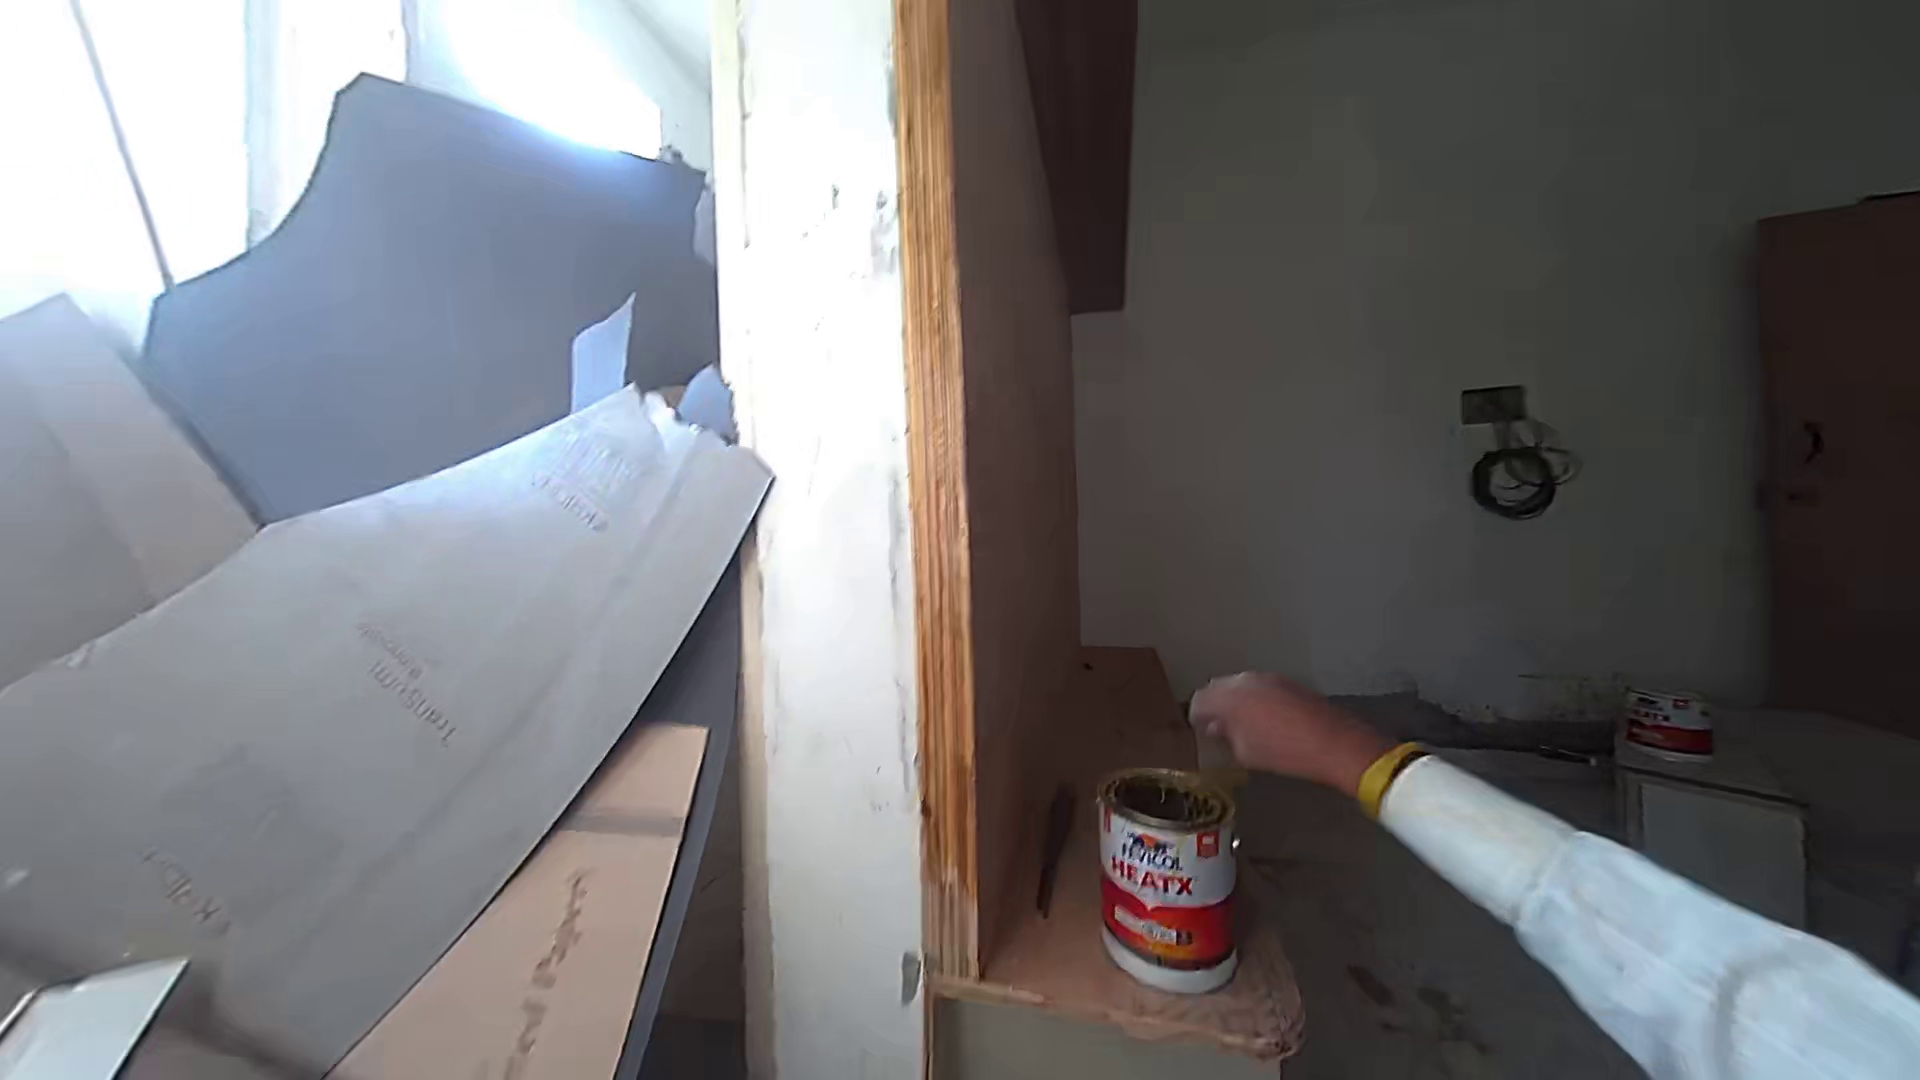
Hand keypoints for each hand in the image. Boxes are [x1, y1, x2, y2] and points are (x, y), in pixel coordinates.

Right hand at [1189, 673, 1392, 796]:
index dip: (1196, 718)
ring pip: (1237, 685)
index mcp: (1229, 698)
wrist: (1337, 744)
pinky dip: (1253, 698)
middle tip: (1219, 727)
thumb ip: (1225, 736)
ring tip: (1243, 723)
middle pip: (1216, 688)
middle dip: (1214, 705)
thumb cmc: (1286, 753)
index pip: (1198, 701)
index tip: (1202, 731)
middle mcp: (1243, 680)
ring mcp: (1266, 678)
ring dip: (1234, 700)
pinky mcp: (1285, 681)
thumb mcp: (1247, 753)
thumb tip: (1217, 728)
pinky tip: (1266, 718)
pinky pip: (1257, 686)